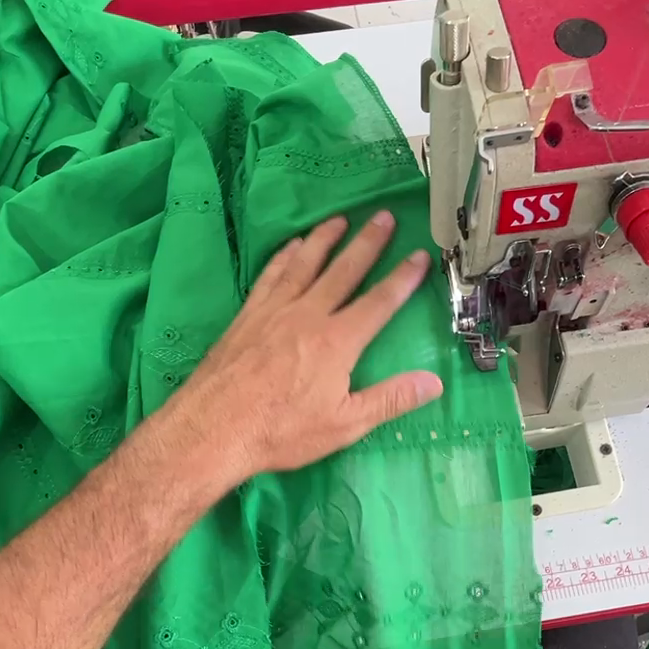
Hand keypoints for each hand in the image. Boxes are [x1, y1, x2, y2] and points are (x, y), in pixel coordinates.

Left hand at [166, 211, 442, 482]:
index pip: (379, 303)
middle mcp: (308, 315)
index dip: (402, 279)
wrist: (214, 428)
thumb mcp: (345, 425)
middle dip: (367, 243)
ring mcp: (274, 311)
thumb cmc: (282, 431)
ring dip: (325, 239)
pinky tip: (291, 247)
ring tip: (340, 219)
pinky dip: (284, 257)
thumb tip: (434, 382)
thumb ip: (390, 400)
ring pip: (304, 264)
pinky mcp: (248, 316)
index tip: (419, 255)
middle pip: (343, 271)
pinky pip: (271, 276)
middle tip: (384, 216)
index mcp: (338, 342)